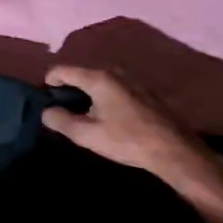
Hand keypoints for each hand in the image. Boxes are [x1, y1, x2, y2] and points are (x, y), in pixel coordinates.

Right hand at [40, 65, 222, 212]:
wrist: (177, 152)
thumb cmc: (128, 140)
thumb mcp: (86, 135)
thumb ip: (59, 120)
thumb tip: (46, 111)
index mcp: (98, 78)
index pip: (61, 70)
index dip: (48, 83)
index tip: (45, 100)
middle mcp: (115, 72)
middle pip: (80, 73)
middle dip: (67, 88)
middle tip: (61, 110)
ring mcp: (133, 80)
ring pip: (98, 80)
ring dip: (86, 93)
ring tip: (82, 114)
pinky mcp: (145, 91)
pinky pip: (114, 87)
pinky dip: (103, 96)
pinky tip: (106, 116)